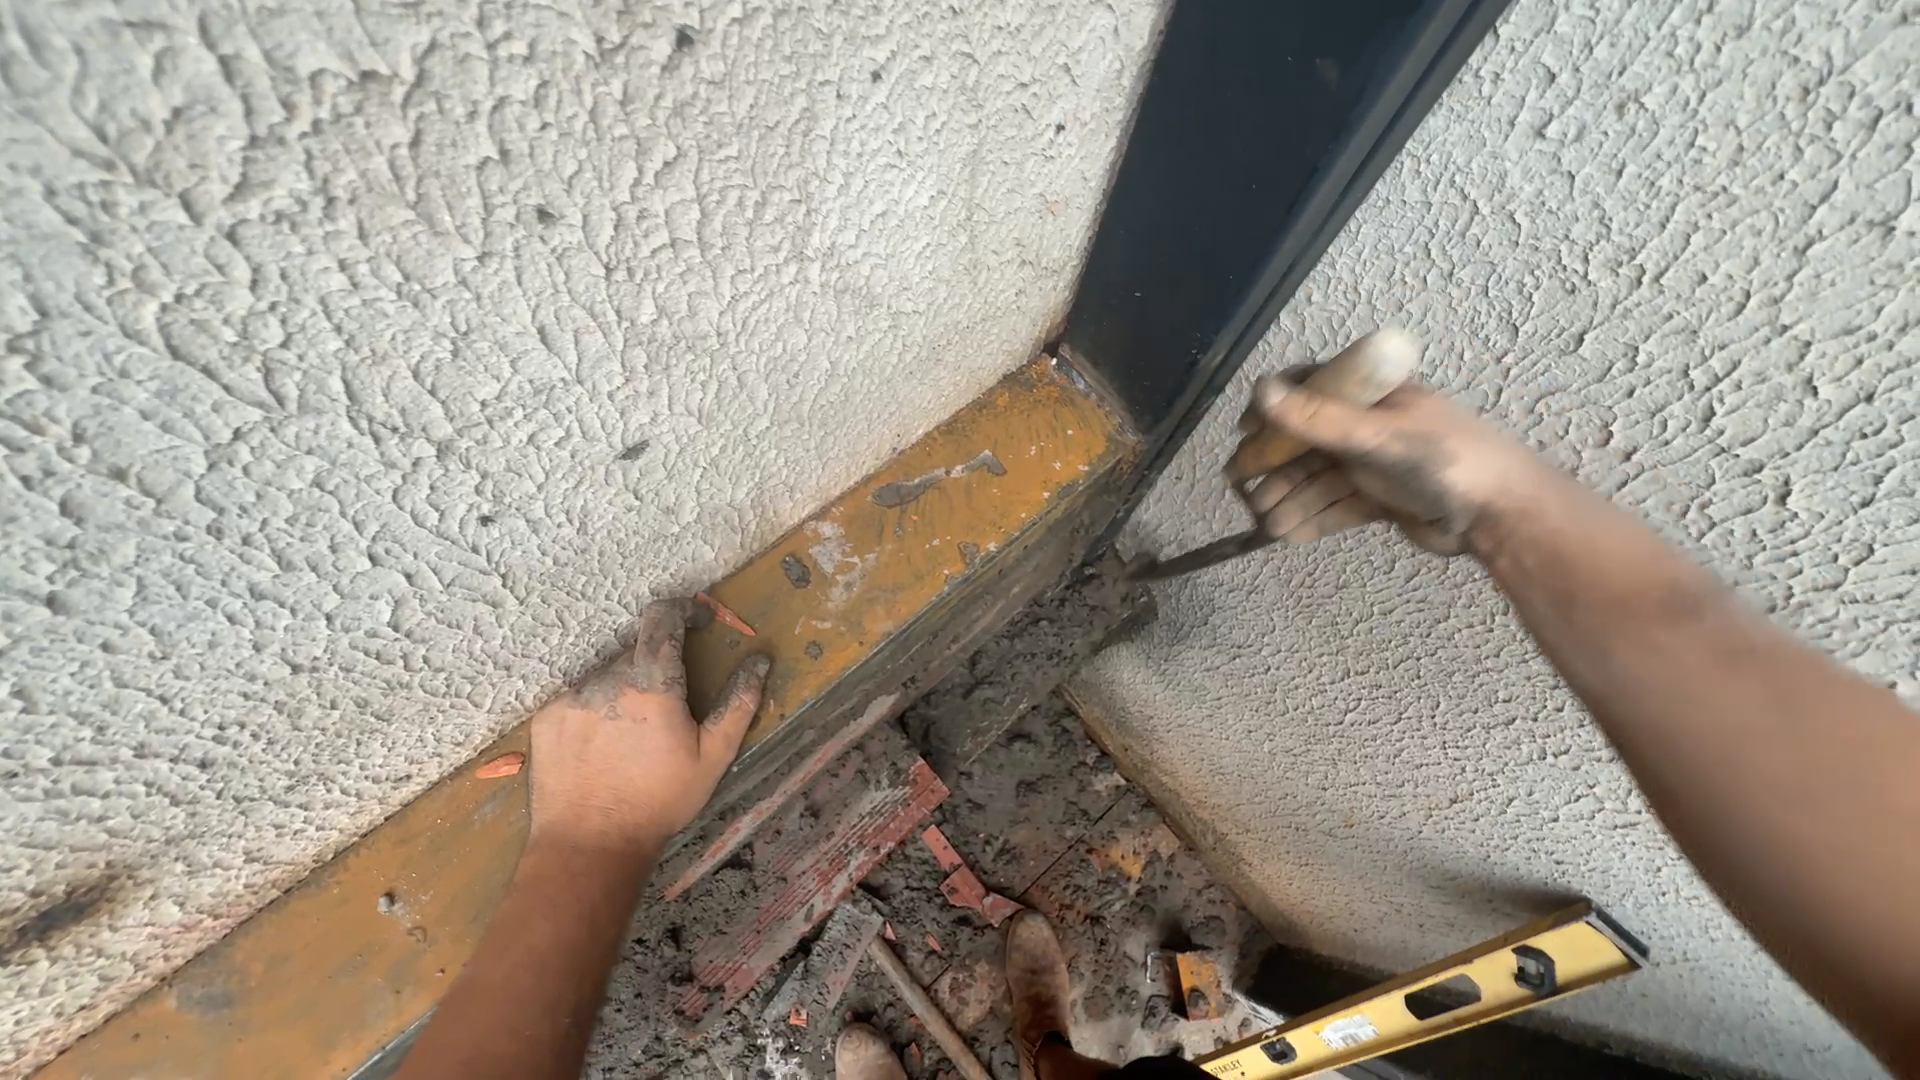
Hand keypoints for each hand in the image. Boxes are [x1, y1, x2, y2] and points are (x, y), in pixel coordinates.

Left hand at [527, 598, 770, 857]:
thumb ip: (738, 702)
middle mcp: (607, 678)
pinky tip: (603, 741)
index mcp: (651, 681)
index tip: (698, 620)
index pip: (663, 617)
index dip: (683, 609)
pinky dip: (596, 704)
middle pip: (637, 648)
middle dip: (658, 662)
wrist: (588, 846)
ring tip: (634, 728)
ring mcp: (571, 696)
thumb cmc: (659, 800)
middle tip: (669, 701)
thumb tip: (760, 661)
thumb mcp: (713, 755)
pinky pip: (579, 693)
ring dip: (626, 684)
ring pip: (607, 671)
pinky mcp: (546, 716)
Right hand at [1225, 374, 1552, 555]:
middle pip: (1304, 444)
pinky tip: (1290, 535)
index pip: (1309, 389)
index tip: (1244, 435)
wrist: (1502, 517)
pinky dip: (1312, 519)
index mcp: (1371, 395)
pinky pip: (1334, 505)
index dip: (1272, 411)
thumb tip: (1260, 392)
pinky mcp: (1378, 499)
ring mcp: (1372, 464)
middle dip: (1275, 471)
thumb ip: (1318, 418)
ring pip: (1316, 480)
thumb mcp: (1378, 437)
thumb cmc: (1445, 462)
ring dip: (1289, 500)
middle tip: (1245, 494)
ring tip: (1268, 524)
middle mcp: (1368, 425)